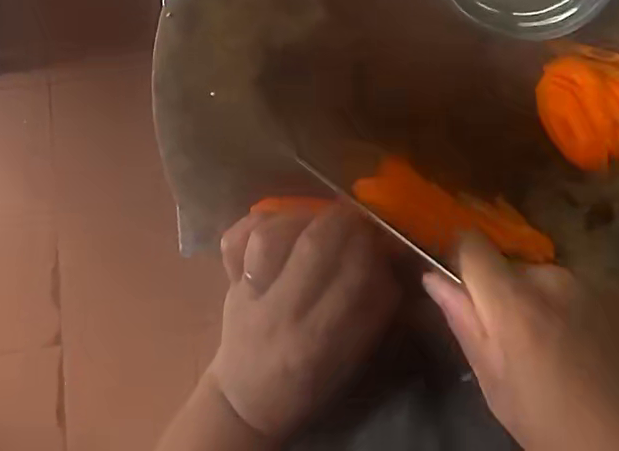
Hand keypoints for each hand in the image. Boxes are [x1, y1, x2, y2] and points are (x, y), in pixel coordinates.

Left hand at [206, 204, 400, 439]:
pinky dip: (254, 222)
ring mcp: (248, 297)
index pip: (353, 284)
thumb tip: (391, 263)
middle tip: (358, 216)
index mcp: (316, 346)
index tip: (385, 241)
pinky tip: (279, 222)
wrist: (246, 402)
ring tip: (319, 218)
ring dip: (300, 218)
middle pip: (312, 249)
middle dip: (343, 223)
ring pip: (269, 237)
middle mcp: (280, 317)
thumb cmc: (309, 383)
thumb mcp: (348, 362)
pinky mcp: (228, 282)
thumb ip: (371, 314)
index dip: (374, 255)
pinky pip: (235, 239)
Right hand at [423, 232, 618, 450]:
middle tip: (516, 351)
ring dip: (537, 306)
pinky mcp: (616, 295)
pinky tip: (589, 361)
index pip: (469, 242)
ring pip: (540, 280)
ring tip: (558, 363)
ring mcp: (587, 282)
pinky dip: (568, 314)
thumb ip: (465, 327)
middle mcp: (547, 276)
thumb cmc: (570, 437)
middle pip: (506, 265)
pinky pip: (573, 292)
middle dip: (501, 295)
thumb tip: (433, 279)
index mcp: (513, 301)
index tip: (463, 296)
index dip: (459, 261)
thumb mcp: (502, 393)